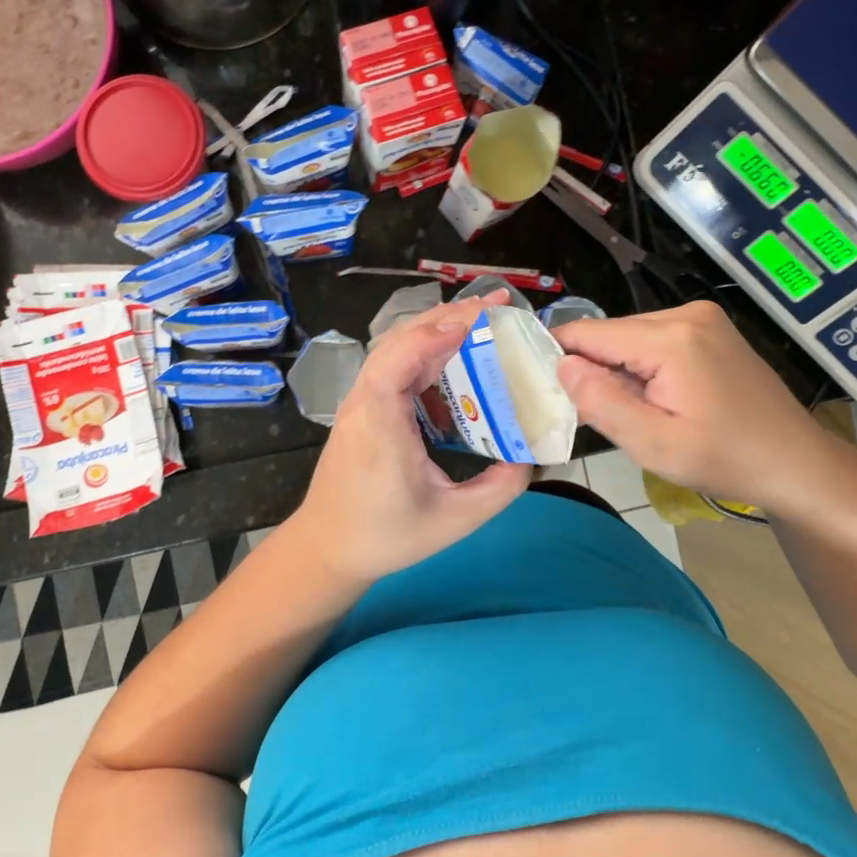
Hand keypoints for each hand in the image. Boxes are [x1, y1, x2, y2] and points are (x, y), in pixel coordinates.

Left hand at [289, 293, 530, 581]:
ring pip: (393, 349)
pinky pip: (389, 369)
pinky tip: (450, 360)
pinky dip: (421, 353)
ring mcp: (357, 404)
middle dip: (447, 317)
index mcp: (381, 419)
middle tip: (496, 307)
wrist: (327, 549)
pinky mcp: (360, 412)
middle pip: (400, 340)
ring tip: (478, 323)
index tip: (487, 316)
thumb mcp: (455, 519)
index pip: (405, 353)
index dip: (445, 328)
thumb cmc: (386, 535)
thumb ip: (499, 487)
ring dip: (433, 331)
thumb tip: (529, 458)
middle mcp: (364, 401)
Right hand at [552, 300, 845, 511]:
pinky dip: (643, 368)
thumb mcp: (655, 444)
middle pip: (609, 334)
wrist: (795, 462)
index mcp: (670, 338)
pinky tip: (657, 401)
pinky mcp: (710, 329)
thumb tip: (562, 366)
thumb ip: (602, 402)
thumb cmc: (725, 460)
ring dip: (620, 371)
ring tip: (635, 413)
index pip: (588, 333)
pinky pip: (654, 341)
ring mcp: (701, 318)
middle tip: (597, 418)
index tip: (544, 392)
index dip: (559, 359)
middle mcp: (685, 314)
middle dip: (594, 370)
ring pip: (629, 338)